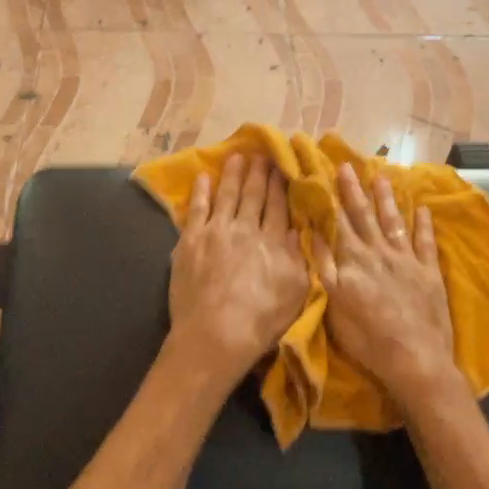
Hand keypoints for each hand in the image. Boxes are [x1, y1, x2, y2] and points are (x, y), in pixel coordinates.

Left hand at [168, 154, 309, 374]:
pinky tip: (204, 177)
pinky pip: (196, 208)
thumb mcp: (295, 293)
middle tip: (261, 154)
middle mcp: (245, 229)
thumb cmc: (260, 321)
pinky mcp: (190, 241)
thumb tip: (294, 230)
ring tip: (236, 157)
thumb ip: (298, 259)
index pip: (277, 206)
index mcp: (272, 242)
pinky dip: (201, 191)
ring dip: (233, 174)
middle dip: (258, 173)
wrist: (215, 333)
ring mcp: (215, 232)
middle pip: (253, 195)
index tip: (281, 167)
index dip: (279, 185)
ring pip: (226, 195)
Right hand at [312, 163, 461, 404]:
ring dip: (386, 199)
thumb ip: (324, 266)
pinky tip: (423, 209)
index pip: (338, 221)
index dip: (330, 197)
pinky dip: (423, 224)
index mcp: (354, 260)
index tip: (322, 173)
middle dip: (354, 189)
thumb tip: (314, 233)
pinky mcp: (429, 272)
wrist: (415, 359)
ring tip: (381, 176)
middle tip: (346, 165)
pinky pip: (425, 242)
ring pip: (394, 221)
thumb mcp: (334, 304)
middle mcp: (379, 252)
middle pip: (364, 215)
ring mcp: (407, 260)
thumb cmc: (367, 338)